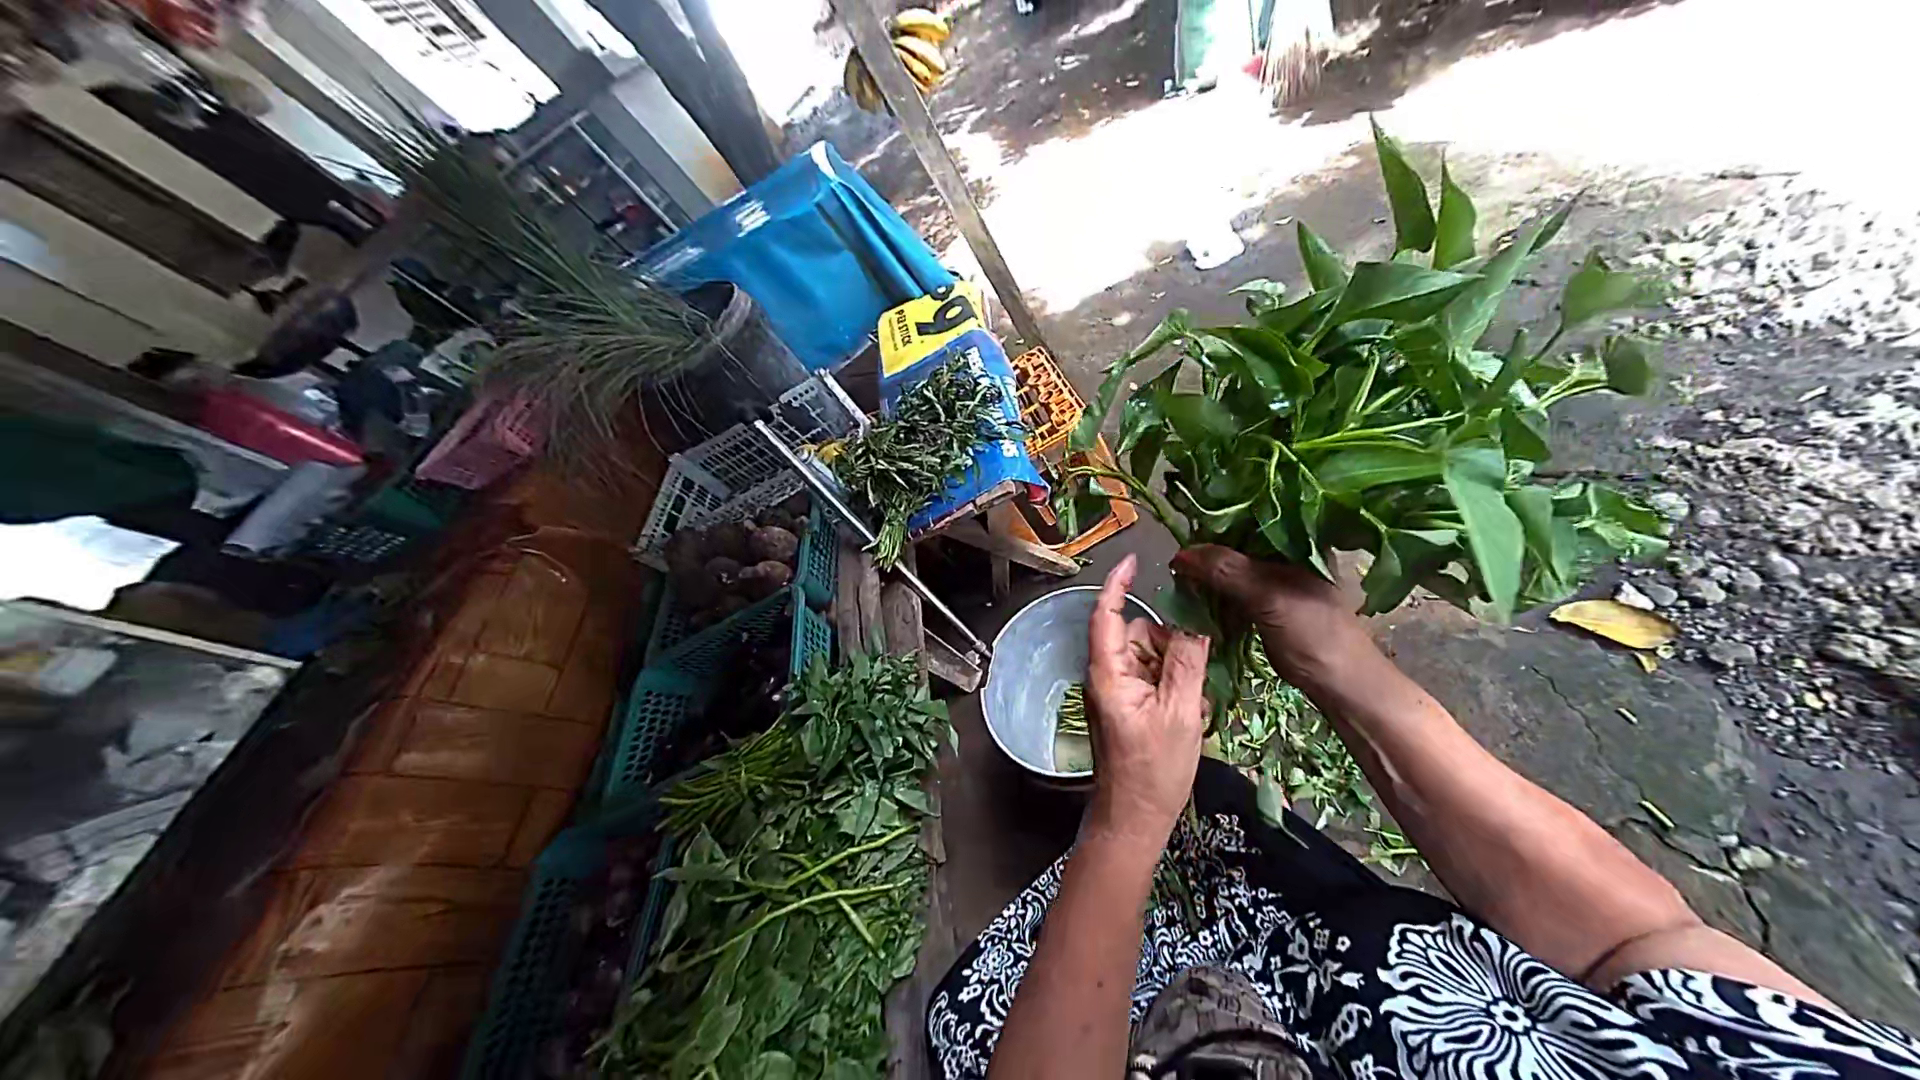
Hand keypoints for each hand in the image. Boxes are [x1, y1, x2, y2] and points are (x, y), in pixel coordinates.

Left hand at [1084, 554, 1209, 845]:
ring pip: (1151, 656)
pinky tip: (1189, 715)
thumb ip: (1187, 663)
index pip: (1106, 615)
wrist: (1135, 817)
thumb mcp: (1180, 713)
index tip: (1133, 560)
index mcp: (1108, 672)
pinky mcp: (1128, 706)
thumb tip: (1193, 623)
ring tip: (1193, 706)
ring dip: (1177, 670)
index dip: (1117, 584)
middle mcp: (1107, 675)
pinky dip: (1174, 688)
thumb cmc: (1153, 771)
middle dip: (1170, 645)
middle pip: (1138, 635)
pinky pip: (1154, 679)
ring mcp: (1117, 691)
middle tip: (1195, 679)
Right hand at [1170, 544, 1378, 695]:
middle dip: (1208, 553)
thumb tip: (1180, 554)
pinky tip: (1196, 597)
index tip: (1184, 534)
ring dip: (1208, 575)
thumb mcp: (1269, 597)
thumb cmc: (1315, 635)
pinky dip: (1215, 594)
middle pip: (1238, 545)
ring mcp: (1277, 582)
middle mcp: (1288, 555)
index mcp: (1299, 541)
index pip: (1251, 519)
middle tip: (1177, 562)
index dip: (1217, 524)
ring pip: (1233, 569)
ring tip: (1181, 579)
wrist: (1340, 686)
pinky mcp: (1267, 605)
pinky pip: (1233, 591)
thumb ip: (1227, 571)